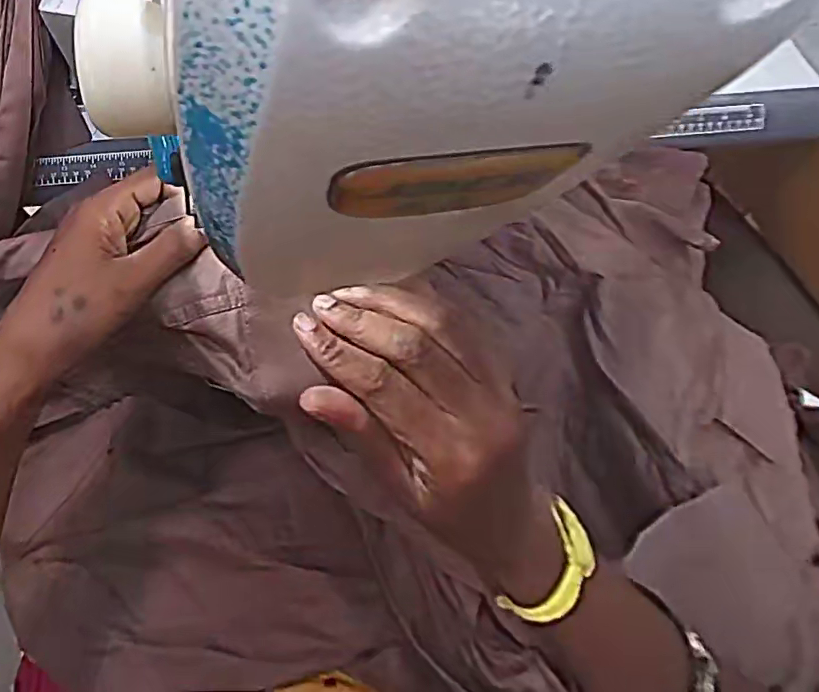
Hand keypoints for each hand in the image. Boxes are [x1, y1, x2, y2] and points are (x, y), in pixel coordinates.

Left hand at [0, 167, 206, 388]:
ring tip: (198, 248)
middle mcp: (95, 211)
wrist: (28, 352)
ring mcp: (91, 234)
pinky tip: (168, 265)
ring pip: (142, 222)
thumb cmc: (77, 312)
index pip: (154, 177)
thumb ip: (172, 248)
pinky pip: (130, 241)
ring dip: (167, 234)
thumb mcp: (132, 280)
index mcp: (102, 206)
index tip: (217, 207)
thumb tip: (203, 223)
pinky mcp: (90, 256)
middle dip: (180, 212)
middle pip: (149, 197)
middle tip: (214, 231)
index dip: (186, 187)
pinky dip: (150, 249)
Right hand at [294, 284, 560, 595]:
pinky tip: (387, 294)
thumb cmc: (446, 514)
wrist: (515, 524)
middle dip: (359, 321)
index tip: (304, 328)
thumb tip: (310, 394)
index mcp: (448, 453)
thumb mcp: (396, 488)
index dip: (339, 352)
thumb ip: (359, 434)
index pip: (384, 386)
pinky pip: (461, 322)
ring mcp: (499, 387)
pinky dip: (420, 302)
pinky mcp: (504, 370)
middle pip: (412, 348)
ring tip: (347, 294)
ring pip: (439, 324)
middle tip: (321, 306)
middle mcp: (480, 414)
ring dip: (388, 302)